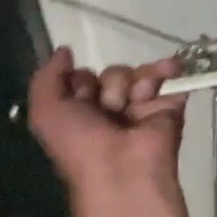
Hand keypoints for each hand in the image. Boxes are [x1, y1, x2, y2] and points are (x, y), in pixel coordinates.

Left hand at [28, 47, 187, 191]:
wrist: (124, 167)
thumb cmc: (79, 143)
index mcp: (81, 112)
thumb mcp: (46, 113)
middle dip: (111, 84)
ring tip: (138, 98)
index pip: (83, 77)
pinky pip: (169, 75)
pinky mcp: (169, 104)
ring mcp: (141, 105)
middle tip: (110, 108)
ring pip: (138, 72)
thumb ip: (47, 78)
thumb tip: (65, 49)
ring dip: (135, 82)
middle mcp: (110, 108)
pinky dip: (169, 69)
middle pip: (112, 72)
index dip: (82, 80)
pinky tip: (170, 70)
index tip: (82, 95)